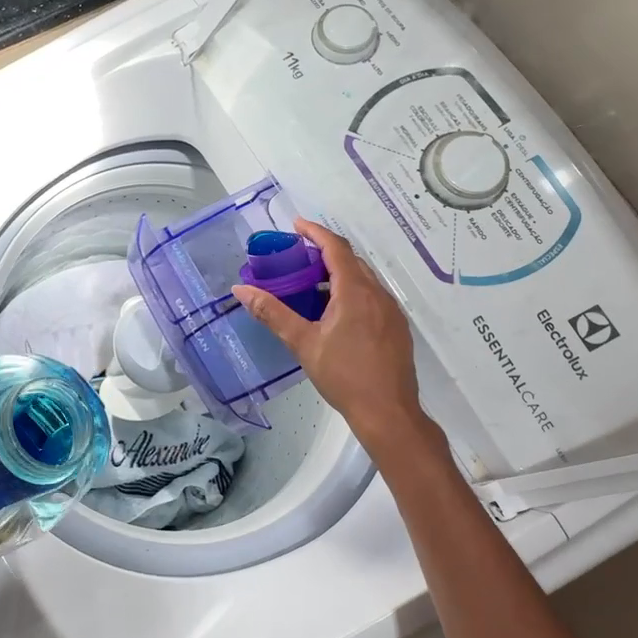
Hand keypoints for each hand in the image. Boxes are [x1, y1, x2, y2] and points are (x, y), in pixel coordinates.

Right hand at [232, 219, 434, 452]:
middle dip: (324, 252)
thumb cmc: (343, 375)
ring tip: (312, 284)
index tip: (295, 225)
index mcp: (355, 292)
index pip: (336, 248)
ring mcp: (391, 311)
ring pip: (363, 280)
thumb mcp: (302, 343)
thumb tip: (241, 290)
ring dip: (339, 273)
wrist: (388, 412)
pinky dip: (351, 291)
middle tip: (297, 257)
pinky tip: (335, 313)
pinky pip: (372, 296)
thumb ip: (272, 312)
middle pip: (351, 261)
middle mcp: (377, 294)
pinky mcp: (396, 328)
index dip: (315, 232)